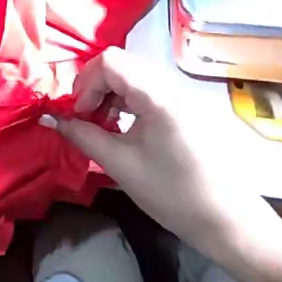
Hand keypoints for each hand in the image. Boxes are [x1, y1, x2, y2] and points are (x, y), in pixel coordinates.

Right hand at [44, 48, 281, 281]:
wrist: (229, 220)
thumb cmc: (173, 194)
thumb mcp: (121, 165)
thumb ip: (83, 136)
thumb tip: (52, 119)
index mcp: (158, 95)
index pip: (109, 61)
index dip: (85, 83)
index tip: (78, 115)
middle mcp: (171, 84)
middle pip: (121, 63)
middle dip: (94, 86)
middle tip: (83, 119)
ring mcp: (182, 93)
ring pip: (134, 74)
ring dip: (109, 93)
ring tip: (102, 126)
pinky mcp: (187, 106)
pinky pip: (148, 88)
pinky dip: (127, 100)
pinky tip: (123, 128)